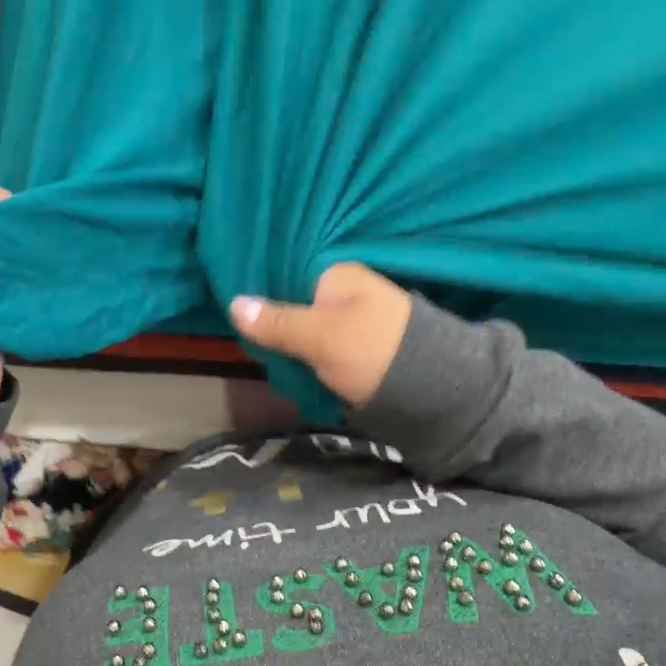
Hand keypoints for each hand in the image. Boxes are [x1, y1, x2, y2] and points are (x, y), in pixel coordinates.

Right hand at [229, 263, 411, 406]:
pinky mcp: (357, 345)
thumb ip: (277, 322)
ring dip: (287, 339)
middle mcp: (346, 290)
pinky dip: (303, 351)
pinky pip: (318, 342)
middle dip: (273, 319)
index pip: (288, 271)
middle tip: (246, 338)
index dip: (262, 289)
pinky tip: (284, 361)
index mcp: (339, 274)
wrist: (431, 393)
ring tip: (259, 351)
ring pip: (305, 323)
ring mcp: (354, 318)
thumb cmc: (372, 351)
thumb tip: (234, 303)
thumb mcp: (319, 336)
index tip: (238, 310)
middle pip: (295, 300)